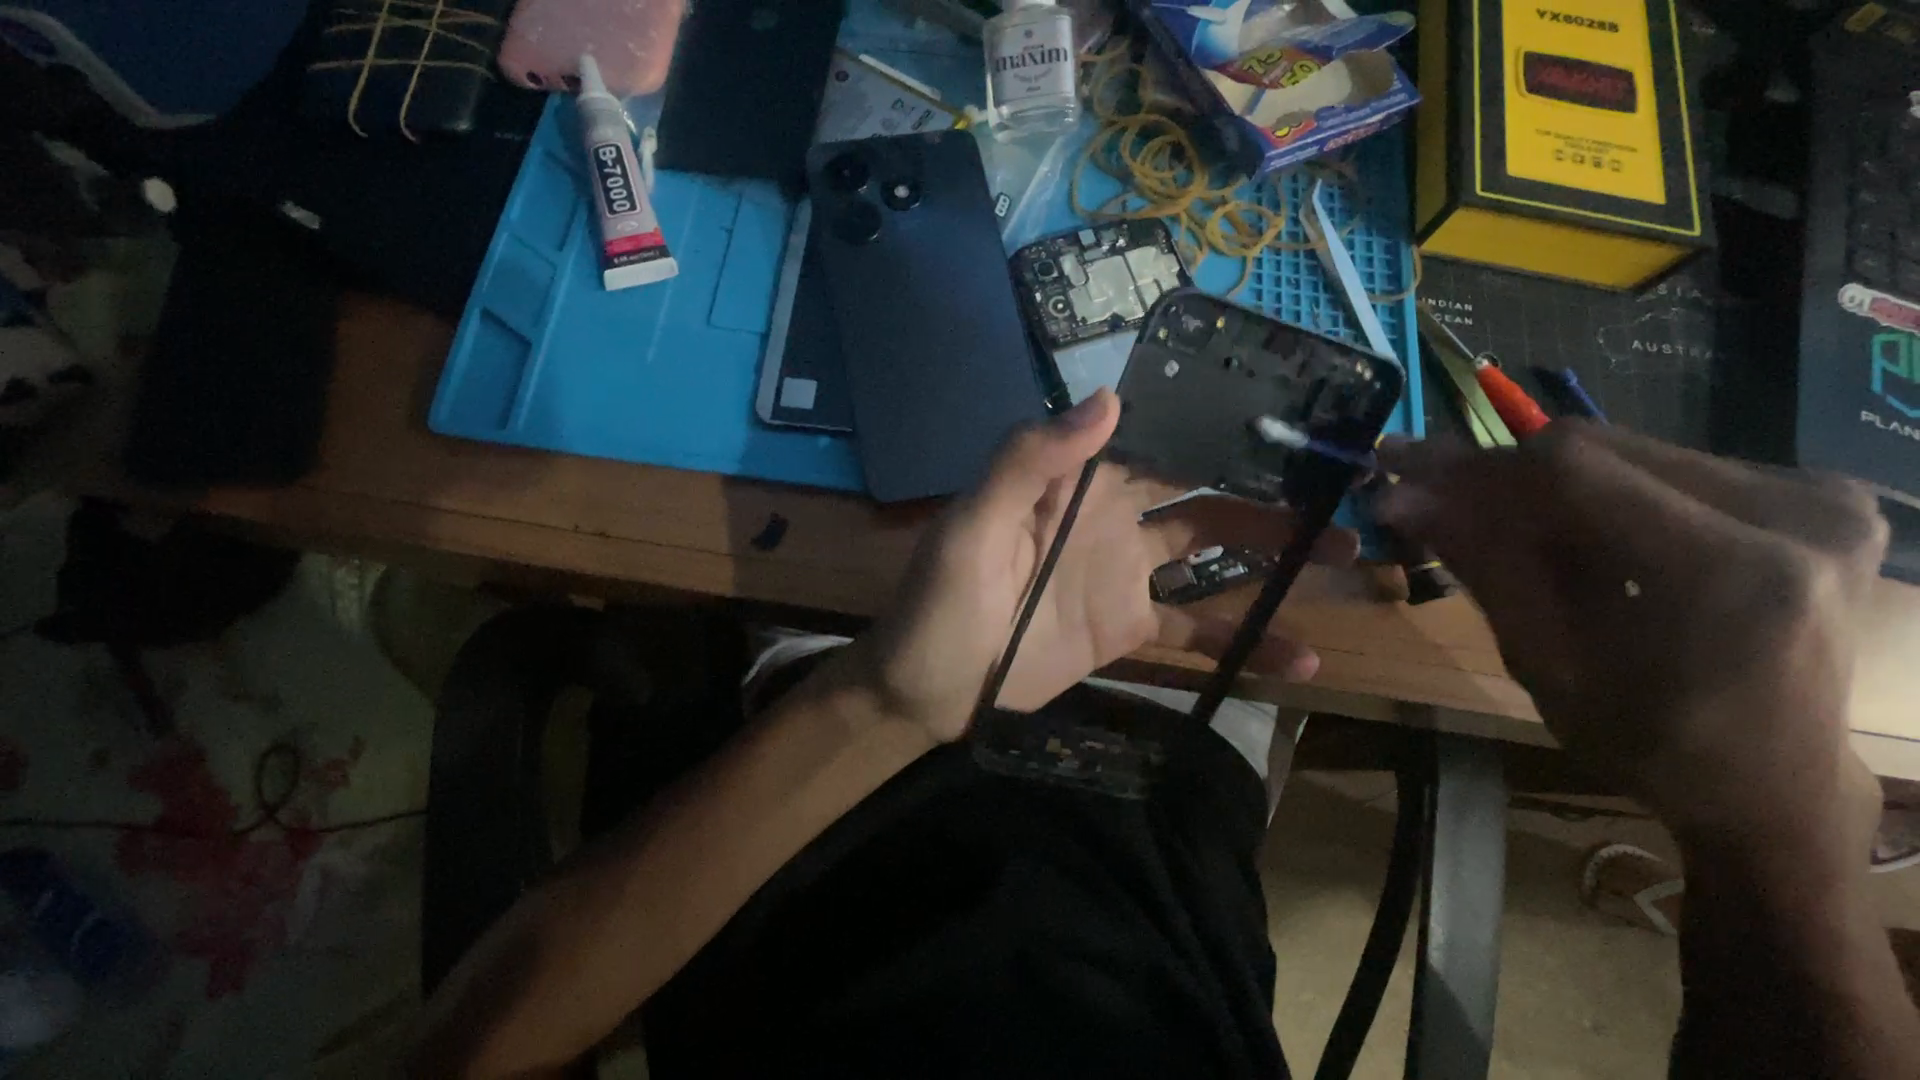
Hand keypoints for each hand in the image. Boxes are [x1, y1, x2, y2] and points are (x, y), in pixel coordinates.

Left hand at [839, 388, 1358, 743]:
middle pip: (1202, 494)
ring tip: (1346, 555)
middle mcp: (1111, 519)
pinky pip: (1196, 632)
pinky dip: (1245, 642)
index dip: (1214, 424)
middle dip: (1266, 489)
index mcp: (1076, 484)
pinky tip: (1301, 658)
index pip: (1155, 438)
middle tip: (1341, 487)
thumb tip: (1110, 398)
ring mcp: (1125, 576)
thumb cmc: (940, 602)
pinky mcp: (1129, 630)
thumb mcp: (974, 526)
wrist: (927, 690)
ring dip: (1274, 554)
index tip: (1287, 415)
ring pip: (1213, 555)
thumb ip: (1030, 461)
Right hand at [1377, 424, 1888, 846]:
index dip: (1472, 469)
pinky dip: (1591, 490)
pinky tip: (1556, 525)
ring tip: (1480, 514)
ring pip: (1623, 448)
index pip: (1570, 471)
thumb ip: (1484, 567)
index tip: (1401, 478)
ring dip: (1539, 480)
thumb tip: (1400, 496)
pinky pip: (1661, 465)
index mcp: (1731, 571)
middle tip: (1425, 493)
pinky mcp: (1813, 492)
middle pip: (1596, 448)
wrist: (1774, 781)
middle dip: (1496, 472)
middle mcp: (1795, 512)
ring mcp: (1816, 495)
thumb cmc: (1651, 746)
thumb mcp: (1546, 665)